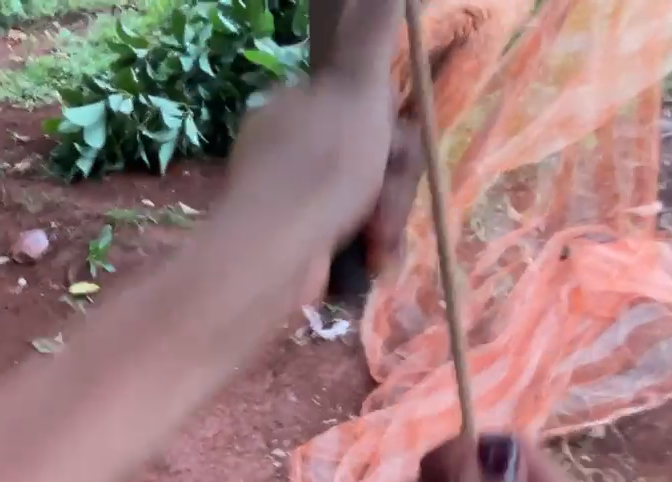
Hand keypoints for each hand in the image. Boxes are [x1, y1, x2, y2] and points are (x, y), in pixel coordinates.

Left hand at [214, 0, 403, 275]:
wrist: (271, 259)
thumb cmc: (319, 167)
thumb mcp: (356, 84)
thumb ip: (372, 30)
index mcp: (287, 109)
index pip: (359, 102)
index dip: (392, 125)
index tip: (400, 142)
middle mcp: (282, 153)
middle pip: (368, 154)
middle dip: (392, 181)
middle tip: (386, 205)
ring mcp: (286, 202)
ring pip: (364, 198)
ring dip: (384, 219)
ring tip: (377, 240)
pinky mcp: (292, 245)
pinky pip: (347, 238)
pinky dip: (366, 250)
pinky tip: (371, 260)